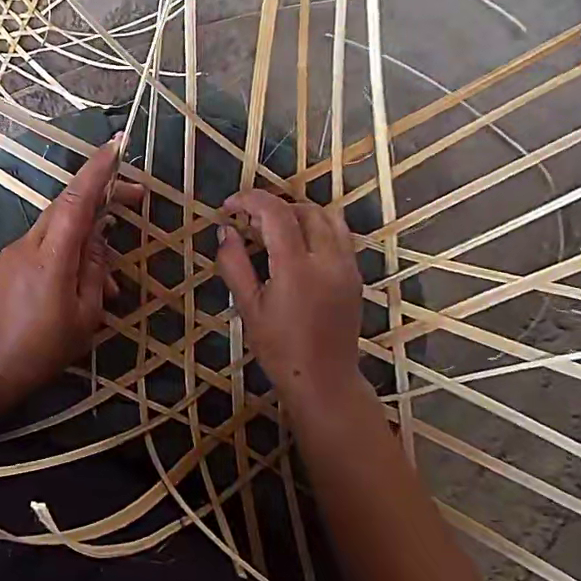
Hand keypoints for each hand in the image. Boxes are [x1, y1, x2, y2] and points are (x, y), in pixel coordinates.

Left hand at [0, 135, 144, 390]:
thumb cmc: (46, 347)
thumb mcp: (86, 313)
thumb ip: (95, 269)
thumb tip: (100, 239)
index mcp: (51, 258)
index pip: (75, 202)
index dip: (97, 171)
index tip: (117, 146)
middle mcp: (30, 244)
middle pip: (68, 203)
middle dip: (103, 194)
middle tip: (138, 197)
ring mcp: (17, 250)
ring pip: (60, 224)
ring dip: (90, 234)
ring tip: (112, 277)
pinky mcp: (11, 259)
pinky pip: (48, 242)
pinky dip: (71, 249)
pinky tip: (86, 280)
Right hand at [216, 189, 363, 393]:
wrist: (324, 380)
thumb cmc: (279, 349)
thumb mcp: (247, 308)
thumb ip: (234, 264)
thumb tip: (226, 231)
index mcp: (297, 268)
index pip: (276, 213)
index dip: (250, 200)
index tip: (229, 207)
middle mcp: (328, 259)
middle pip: (303, 209)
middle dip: (272, 207)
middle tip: (248, 224)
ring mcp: (347, 265)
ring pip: (326, 216)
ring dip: (297, 213)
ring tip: (273, 230)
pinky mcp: (355, 274)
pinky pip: (339, 234)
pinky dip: (316, 227)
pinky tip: (297, 245)